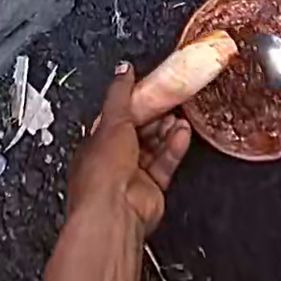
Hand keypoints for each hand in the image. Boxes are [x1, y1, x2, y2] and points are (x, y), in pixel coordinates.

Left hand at [67, 62, 192, 238]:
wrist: (115, 210)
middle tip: (171, 101)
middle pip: (139, 130)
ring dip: (168, 130)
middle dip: (156, 116)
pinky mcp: (151, 188)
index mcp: (97, 142)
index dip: (135, 102)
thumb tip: (123, 69)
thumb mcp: (112, 120)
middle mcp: (113, 159)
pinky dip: (175, 147)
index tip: (152, 90)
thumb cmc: (101, 172)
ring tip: (180, 116)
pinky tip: (183, 134)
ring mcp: (132, 175)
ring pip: (154, 146)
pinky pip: (165, 162)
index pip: (118, 115)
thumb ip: (120, 93)